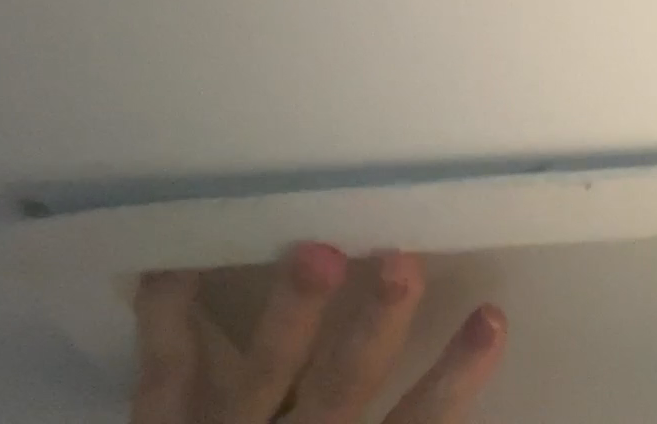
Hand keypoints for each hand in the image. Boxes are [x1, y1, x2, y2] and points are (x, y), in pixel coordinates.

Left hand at [130, 245, 505, 423]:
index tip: (492, 317)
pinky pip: (164, 375)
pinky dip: (166, 319)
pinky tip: (177, 263)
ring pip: (260, 375)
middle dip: (373, 327)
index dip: (455, 376)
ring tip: (318, 251)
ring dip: (291, 314)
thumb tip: (480, 337)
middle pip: (342, 386)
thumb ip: (409, 420)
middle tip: (401, 264)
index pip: (418, 423)